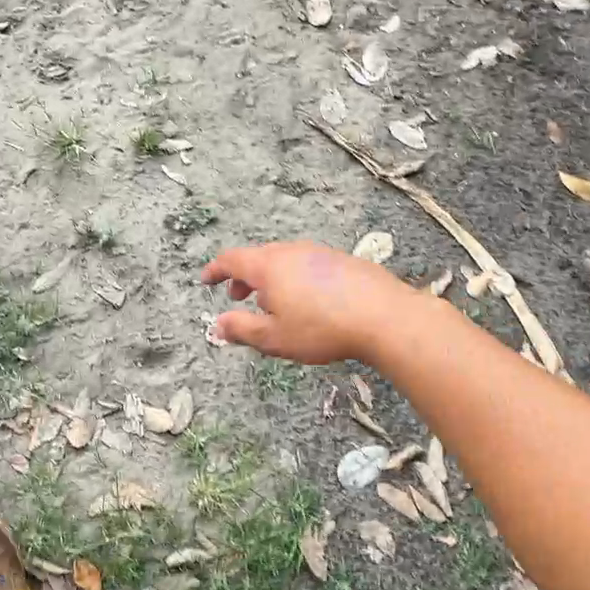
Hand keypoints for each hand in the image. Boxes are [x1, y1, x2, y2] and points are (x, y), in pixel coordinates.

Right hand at [200, 242, 414, 364]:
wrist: (384, 317)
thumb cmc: (321, 329)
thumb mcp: (273, 338)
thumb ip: (242, 329)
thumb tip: (218, 325)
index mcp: (269, 266)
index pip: (232, 259)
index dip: (215, 270)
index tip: (206, 281)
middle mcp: (292, 252)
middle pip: (258, 257)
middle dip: (243, 277)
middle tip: (237, 297)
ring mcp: (320, 253)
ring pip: (285, 261)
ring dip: (270, 279)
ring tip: (273, 304)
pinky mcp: (343, 261)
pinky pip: (308, 266)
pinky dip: (294, 279)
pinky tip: (306, 303)